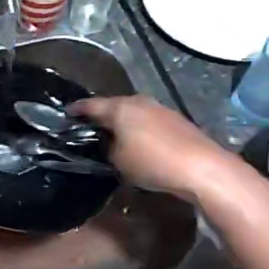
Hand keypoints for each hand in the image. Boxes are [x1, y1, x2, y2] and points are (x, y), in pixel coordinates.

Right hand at [70, 96, 254, 201]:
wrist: (201, 167)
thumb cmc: (152, 162)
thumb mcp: (118, 161)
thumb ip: (107, 147)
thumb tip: (107, 142)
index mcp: (120, 108)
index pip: (91, 105)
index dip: (77, 110)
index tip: (66, 114)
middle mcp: (139, 101)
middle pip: (113, 106)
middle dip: (101, 116)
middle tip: (89, 128)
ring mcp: (160, 109)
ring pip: (132, 113)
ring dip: (122, 122)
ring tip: (112, 136)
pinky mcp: (175, 120)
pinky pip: (147, 120)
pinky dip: (138, 128)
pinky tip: (137, 141)